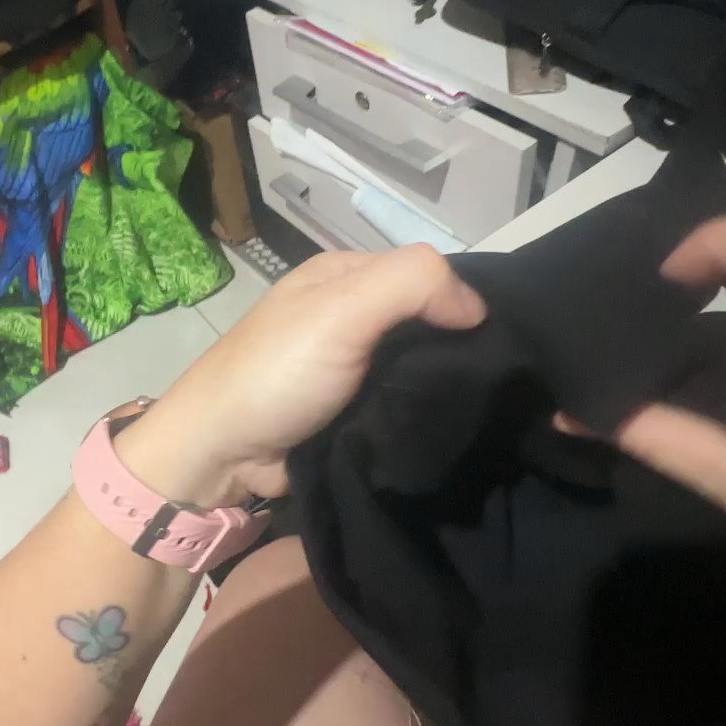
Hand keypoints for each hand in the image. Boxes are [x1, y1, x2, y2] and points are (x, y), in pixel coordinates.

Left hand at [116, 246, 486, 506]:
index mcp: (342, 277)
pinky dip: (421, 414)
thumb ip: (411, 284)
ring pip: (416, 367)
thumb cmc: (278, 371)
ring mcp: (349, 365)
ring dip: (442, 386)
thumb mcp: (340, 308)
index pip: (424, 274)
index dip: (461, 299)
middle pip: (424, 322)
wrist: (222, 452)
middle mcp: (348, 314)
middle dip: (458, 348)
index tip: (503, 341)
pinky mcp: (350, 410)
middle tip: (503, 384)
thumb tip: (477, 307)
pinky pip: (400, 405)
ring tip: (488, 410)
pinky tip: (453, 427)